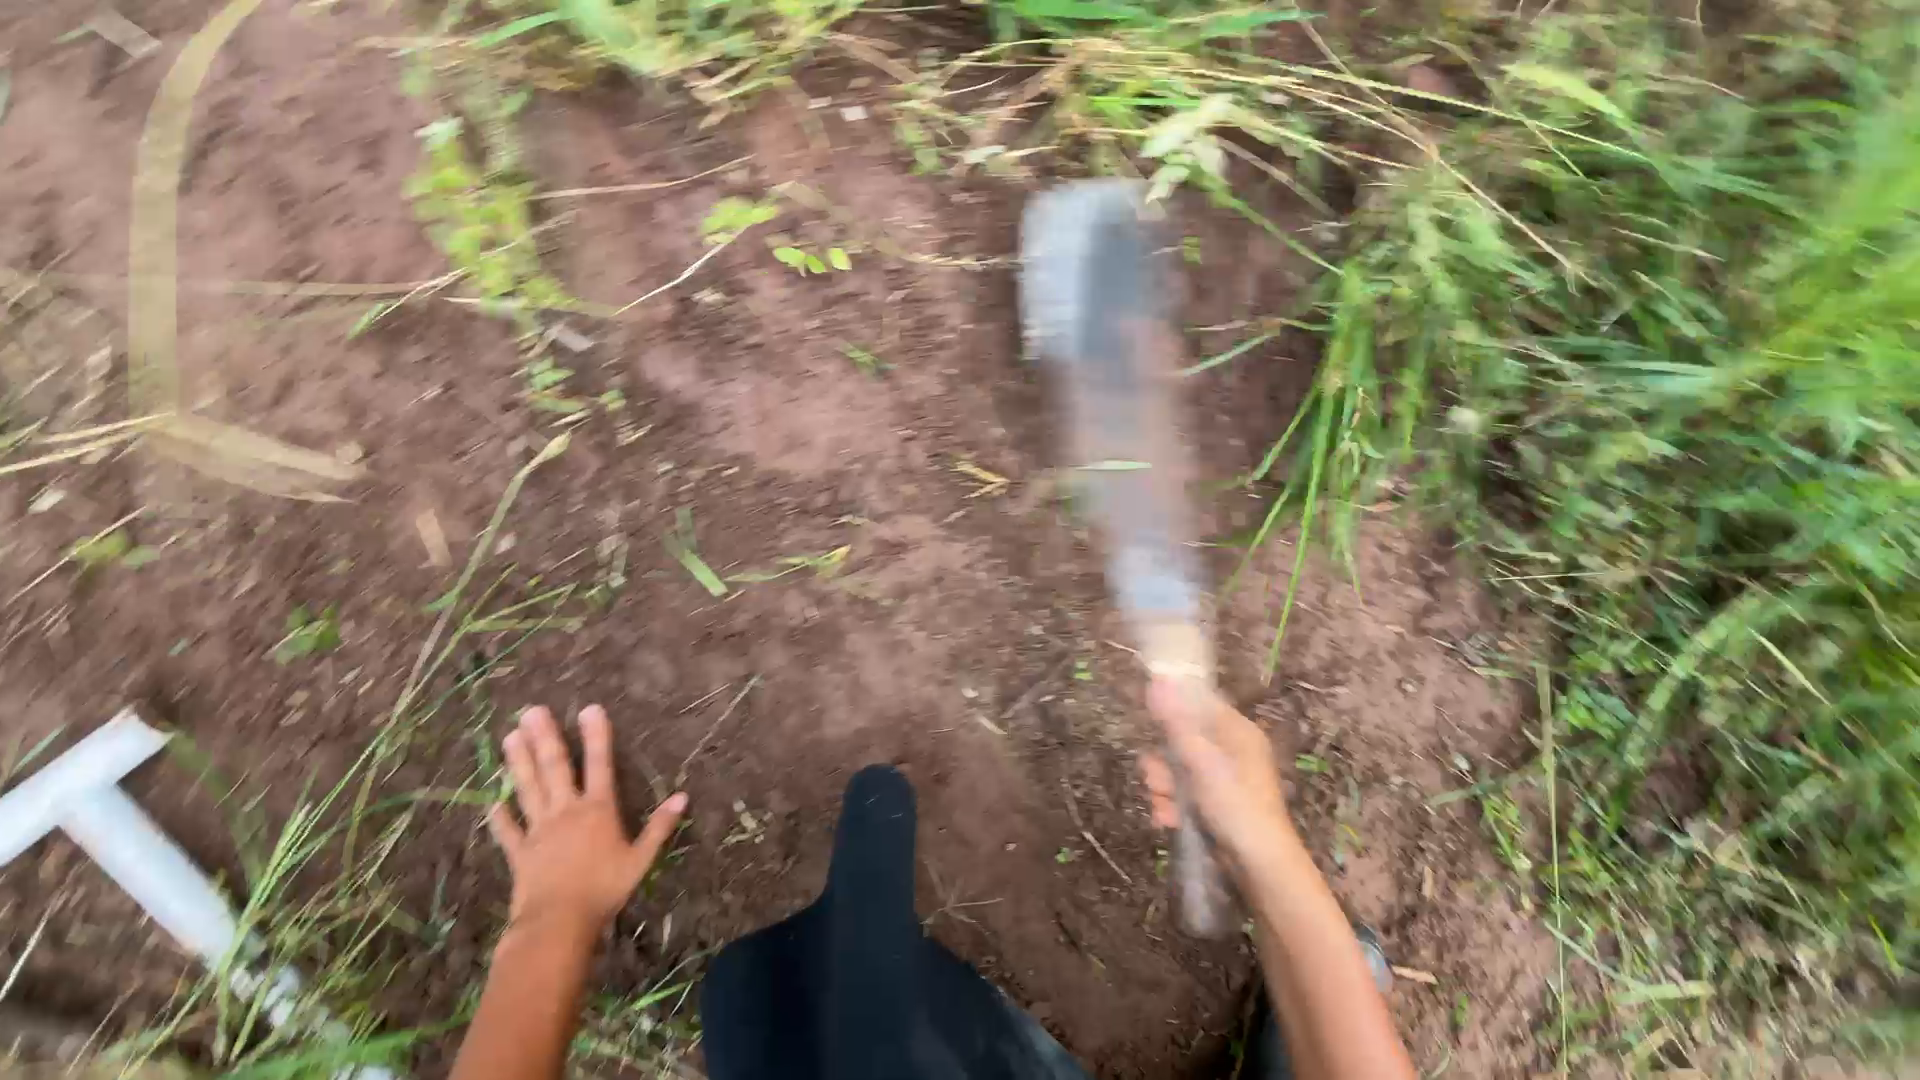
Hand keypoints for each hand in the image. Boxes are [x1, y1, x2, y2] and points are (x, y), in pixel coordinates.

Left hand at [487, 704, 687, 935]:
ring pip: (529, 789)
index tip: (589, 709)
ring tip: (510, 736)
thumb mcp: (641, 859)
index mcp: (598, 810)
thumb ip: (659, 826)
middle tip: (532, 711)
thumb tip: (682, 796)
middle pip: (555, 768)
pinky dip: (501, 818)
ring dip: (519, 762)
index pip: (600, 765)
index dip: (596, 736)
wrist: (557, 922)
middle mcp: (567, 811)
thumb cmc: (604, 889)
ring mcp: (539, 831)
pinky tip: (492, 803)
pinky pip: (509, 832)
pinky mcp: (520, 853)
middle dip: (546, 737)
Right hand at [1142, 678, 1297, 879]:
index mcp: (1237, 732)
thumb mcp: (1202, 761)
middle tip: (1156, 779)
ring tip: (1163, 805)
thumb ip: (1177, 722)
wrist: (1259, 867)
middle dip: (1163, 761)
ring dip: (1164, 787)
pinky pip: (1184, 794)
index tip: (1147, 718)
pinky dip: (1172, 805)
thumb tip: (1158, 680)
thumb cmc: (1236, 806)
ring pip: (1178, 770)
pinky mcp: (1215, 805)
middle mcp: (1231, 750)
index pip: (1200, 703)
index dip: (1172, 707)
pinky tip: (1168, 819)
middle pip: (1183, 739)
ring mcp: (1223, 779)